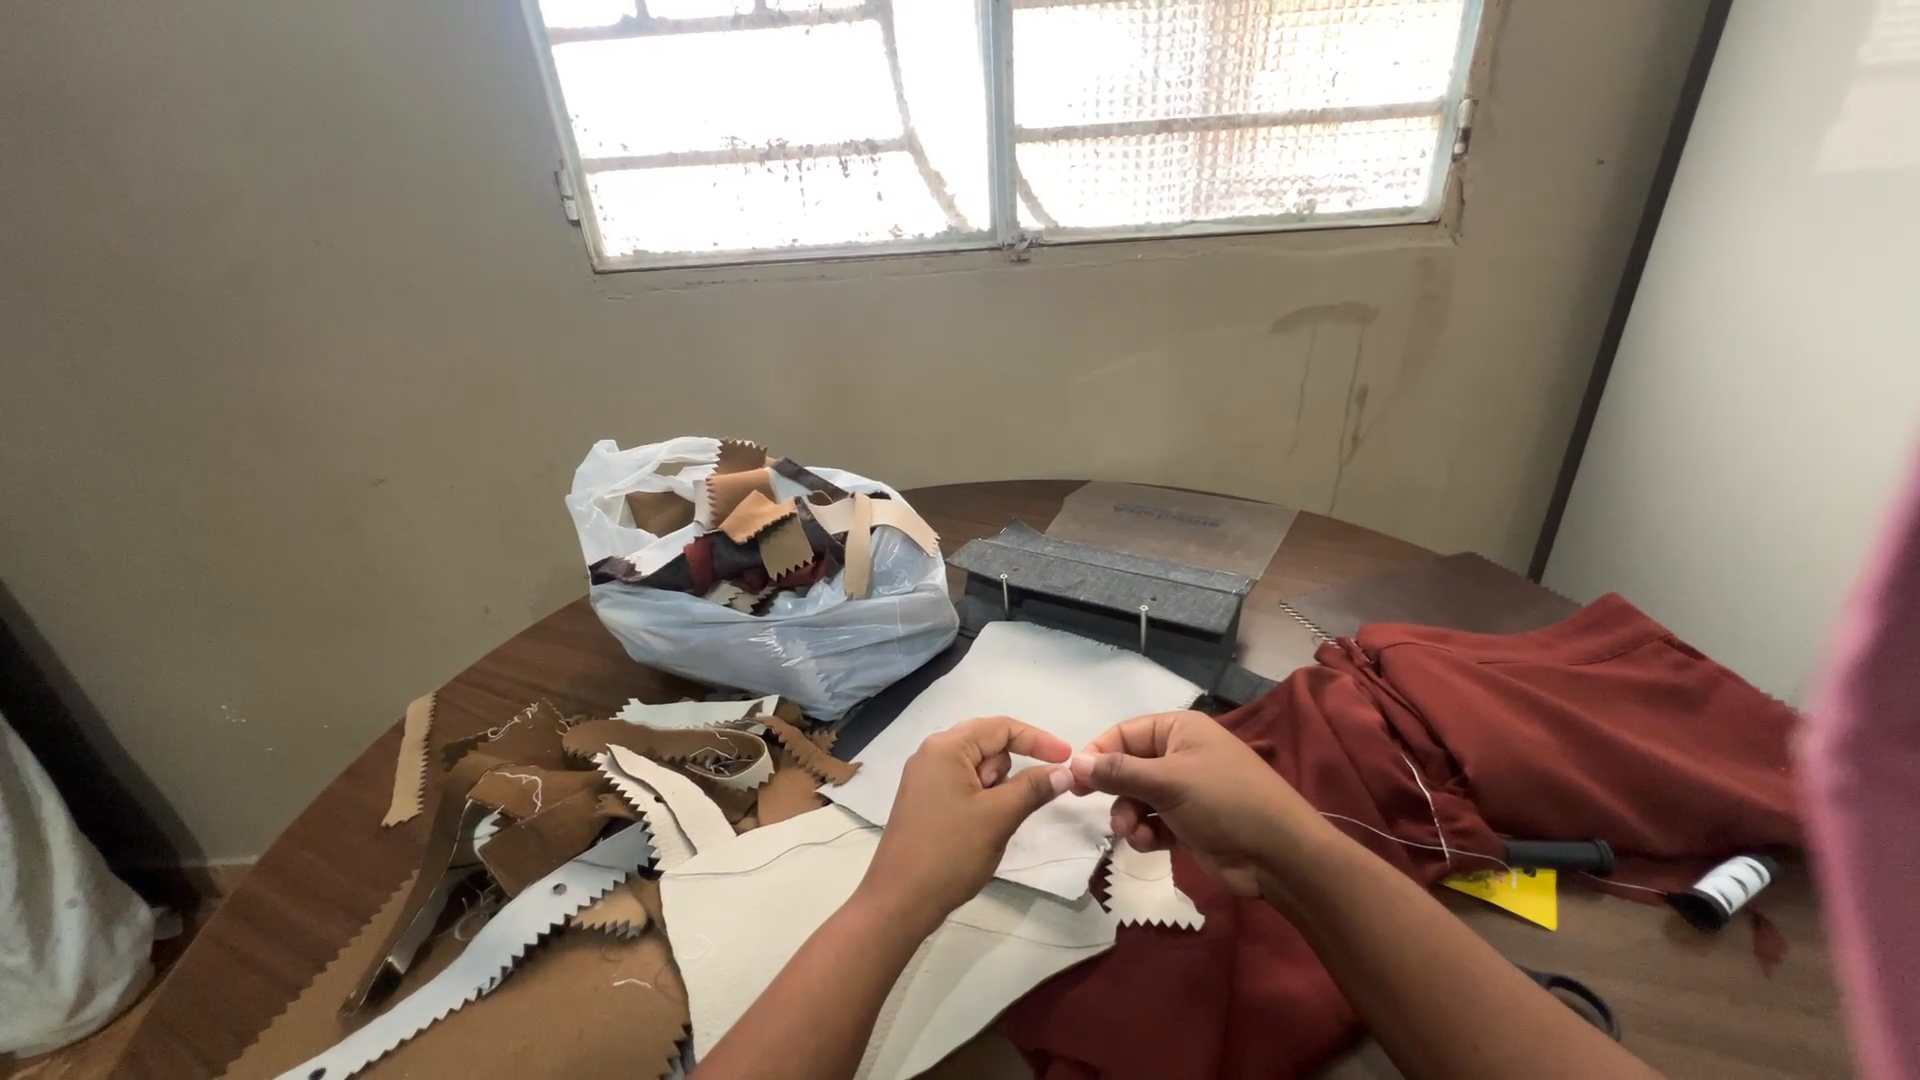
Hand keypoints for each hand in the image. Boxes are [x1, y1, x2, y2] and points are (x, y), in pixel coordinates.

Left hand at [858, 716, 1072, 927]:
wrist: (899, 902)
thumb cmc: (950, 853)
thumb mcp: (998, 817)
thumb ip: (1033, 788)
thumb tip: (1064, 771)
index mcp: (946, 747)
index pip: (1001, 727)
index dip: (1038, 739)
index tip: (1068, 758)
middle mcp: (932, 754)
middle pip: (989, 746)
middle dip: (1010, 773)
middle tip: (1009, 807)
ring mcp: (926, 778)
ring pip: (979, 770)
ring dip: (996, 791)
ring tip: (989, 825)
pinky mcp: (926, 801)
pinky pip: (965, 787)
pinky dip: (983, 801)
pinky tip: (980, 829)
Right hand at [1069, 710, 1325, 896]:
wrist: (1281, 856)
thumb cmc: (1225, 802)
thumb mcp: (1169, 782)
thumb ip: (1120, 772)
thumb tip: (1075, 763)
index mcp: (1178, 729)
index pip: (1124, 733)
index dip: (1098, 754)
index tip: (1074, 780)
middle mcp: (1180, 754)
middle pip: (1128, 766)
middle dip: (1114, 790)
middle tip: (1093, 806)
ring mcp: (1185, 789)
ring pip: (1137, 797)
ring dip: (1129, 815)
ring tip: (1134, 832)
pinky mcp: (1189, 822)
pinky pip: (1152, 820)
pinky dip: (1146, 831)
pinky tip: (1149, 843)